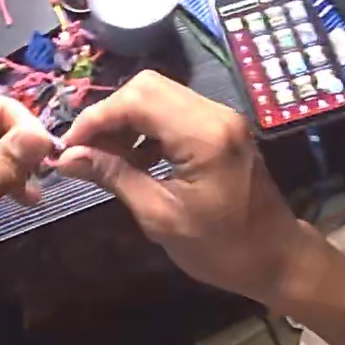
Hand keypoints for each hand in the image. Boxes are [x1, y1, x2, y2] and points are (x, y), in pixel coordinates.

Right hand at [55, 71, 321, 306]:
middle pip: (147, 86)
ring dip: (126, 120)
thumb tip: (67, 157)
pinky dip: (145, 127)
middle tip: (86, 151)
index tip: (69, 146)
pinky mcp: (219, 125)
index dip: (96, 118)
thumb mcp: (161, 217)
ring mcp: (220, 116)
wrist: (277, 258)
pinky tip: (134, 159)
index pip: (138, 100)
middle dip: (109, 115)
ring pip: (158, 94)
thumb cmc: (222, 248)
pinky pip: (172, 110)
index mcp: (204, 135)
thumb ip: (114, 177)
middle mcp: (214, 113)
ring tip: (107, 158)